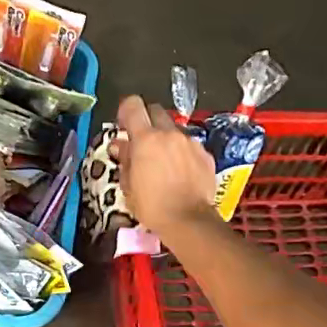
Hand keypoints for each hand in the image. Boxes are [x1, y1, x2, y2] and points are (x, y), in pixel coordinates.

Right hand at [114, 95, 216, 234]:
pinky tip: (183, 174)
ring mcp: (190, 143)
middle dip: (148, 122)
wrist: (188, 221)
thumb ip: (125, 159)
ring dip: (167, 141)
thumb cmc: (152, 206)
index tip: (124, 126)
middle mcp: (170, 134)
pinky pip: (191, 147)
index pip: (133, 106)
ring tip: (165, 164)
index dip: (126, 111)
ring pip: (175, 131)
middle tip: (144, 144)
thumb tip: (121, 145)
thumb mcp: (129, 185)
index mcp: (146, 139)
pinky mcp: (206, 155)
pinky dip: (184, 154)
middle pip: (156, 112)